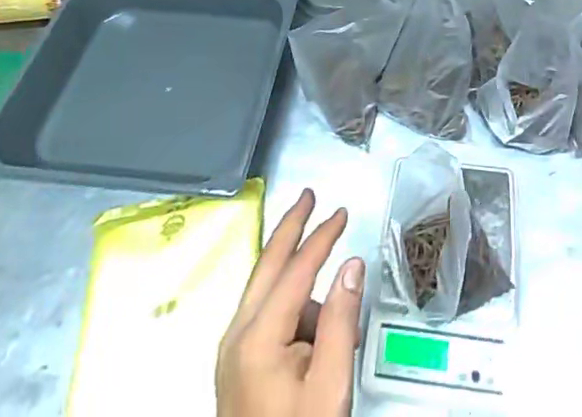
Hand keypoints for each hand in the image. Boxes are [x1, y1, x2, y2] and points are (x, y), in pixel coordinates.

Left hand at [217, 189, 365, 416]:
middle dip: (290, 227)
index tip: (341, 213)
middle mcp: (236, 333)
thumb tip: (350, 266)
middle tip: (308, 195)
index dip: (320, 238)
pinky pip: (265, 315)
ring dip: (297, 283)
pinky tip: (313, 338)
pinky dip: (290, 307)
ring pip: (266, 292)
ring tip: (332, 339)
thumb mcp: (330, 387)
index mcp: (256, 337)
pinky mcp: (236, 362)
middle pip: (266, 265)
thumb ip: (340, 322)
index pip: (293, 271)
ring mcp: (232, 348)